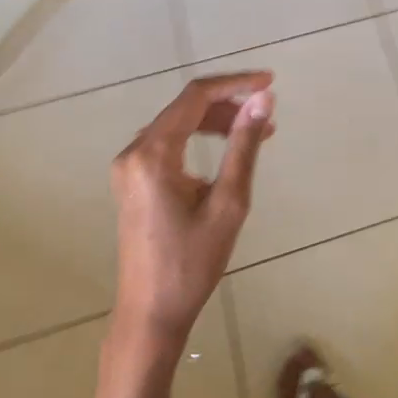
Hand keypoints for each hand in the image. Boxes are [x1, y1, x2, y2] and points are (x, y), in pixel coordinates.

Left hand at [110, 72, 275, 345]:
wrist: (150, 315)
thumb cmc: (192, 263)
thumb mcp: (228, 202)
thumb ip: (244, 145)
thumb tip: (263, 99)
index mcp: (152, 154)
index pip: (196, 96)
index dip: (234, 84)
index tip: (269, 83)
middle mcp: (133, 152)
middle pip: (185, 108)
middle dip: (228, 104)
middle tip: (267, 114)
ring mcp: (128, 167)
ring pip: (178, 124)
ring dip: (216, 122)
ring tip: (256, 132)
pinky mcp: (132, 182)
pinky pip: (169, 144)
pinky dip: (199, 139)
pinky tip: (227, 151)